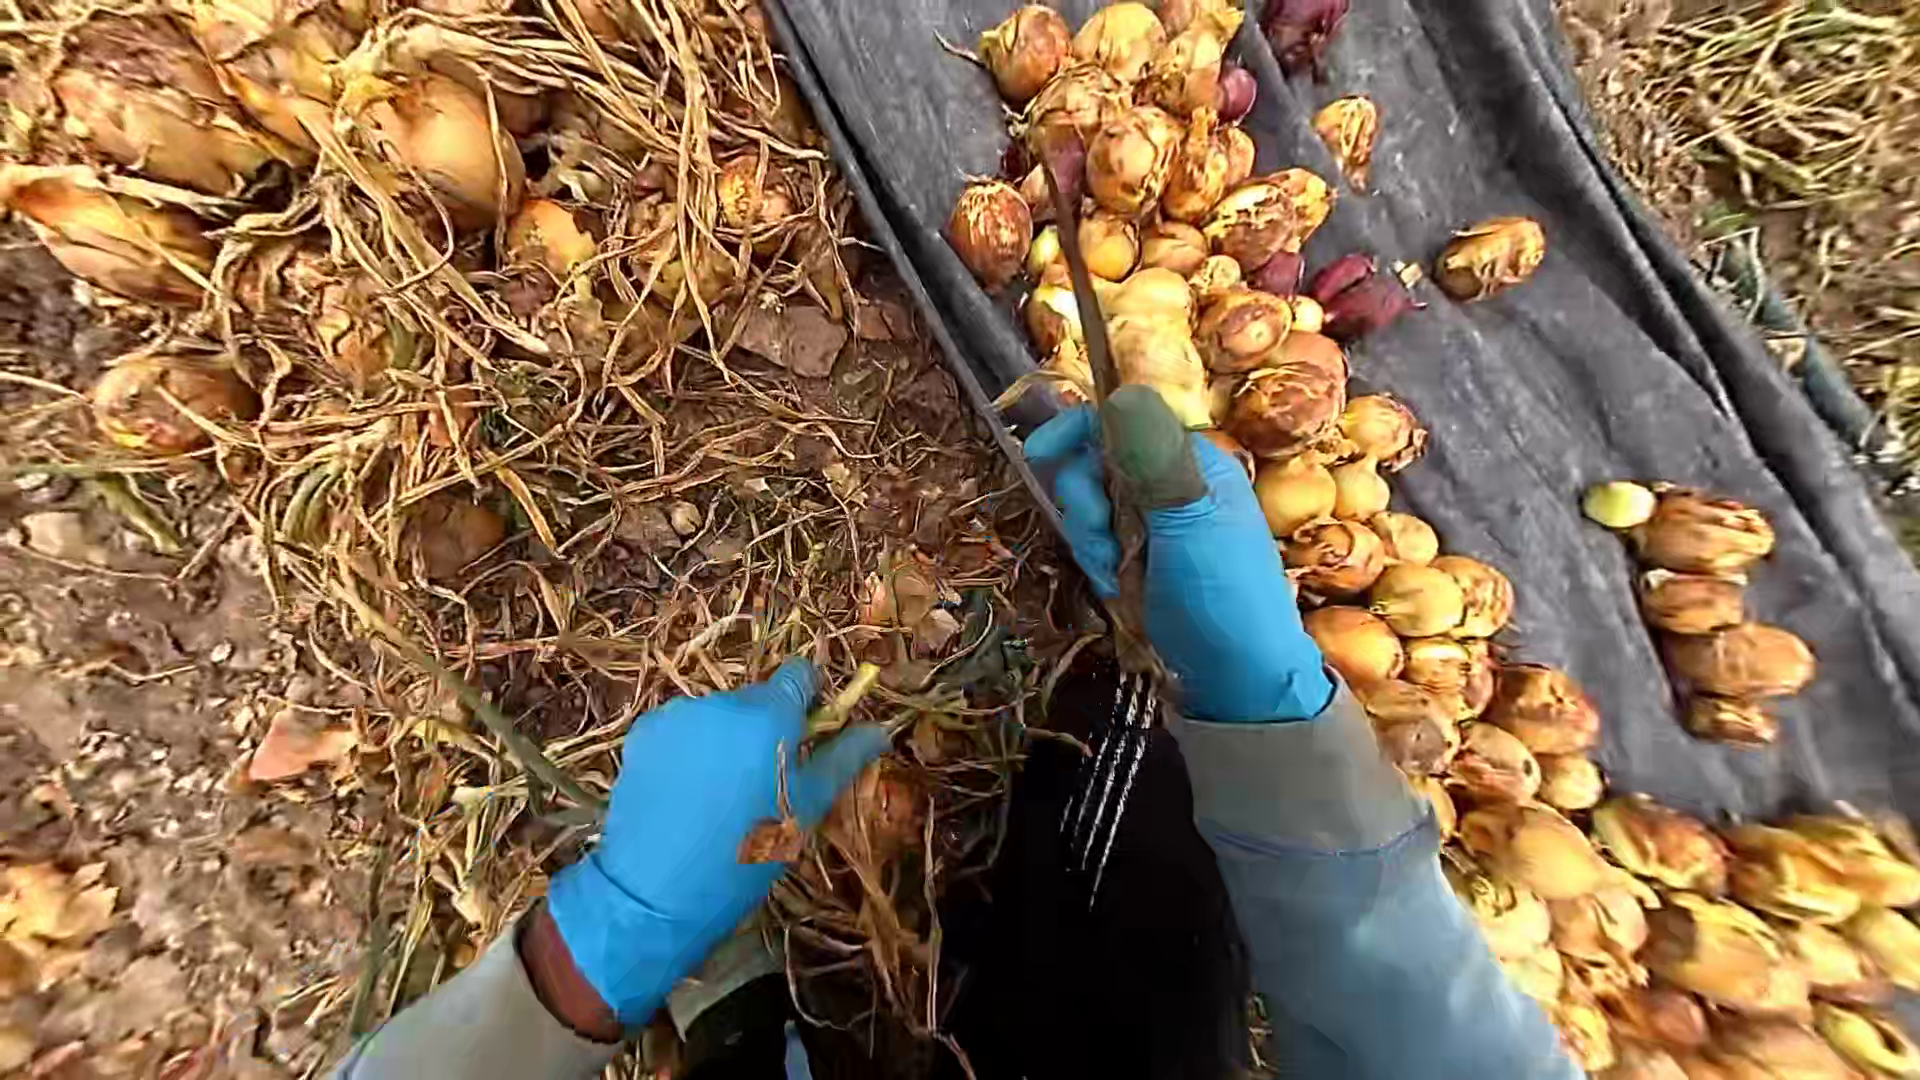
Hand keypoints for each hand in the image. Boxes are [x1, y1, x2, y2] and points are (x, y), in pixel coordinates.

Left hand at [545, 659, 887, 1024]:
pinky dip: (696, 743)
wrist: (651, 896)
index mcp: (769, 714)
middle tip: (767, 775)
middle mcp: (723, 701)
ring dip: (732, 734)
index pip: (801, 673)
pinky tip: (689, 787)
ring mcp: (680, 713)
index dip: (812, 697)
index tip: (810, 733)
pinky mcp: (645, 731)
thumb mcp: (808, 806)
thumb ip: (845, 757)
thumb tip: (881, 729)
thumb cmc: (746, 852)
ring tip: (723, 787)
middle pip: (762, 697)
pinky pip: (686, 724)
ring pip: (723, 712)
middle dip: (770, 724)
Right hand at [1025, 402, 1332, 722]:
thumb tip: (1120, 393)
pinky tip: (1119, 585)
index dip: (1073, 430)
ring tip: (1119, 572)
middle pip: (1091, 464)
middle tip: (1104, 539)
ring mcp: (1150, 522)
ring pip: (1088, 506)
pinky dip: (1097, 562)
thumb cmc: (1221, 594)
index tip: (1039, 454)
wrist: (1237, 678)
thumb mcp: (1188, 523)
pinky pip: (1094, 541)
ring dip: (1090, 539)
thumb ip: (1154, 459)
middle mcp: (1166, 483)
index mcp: (1188, 460)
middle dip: (1084, 502)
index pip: (1117, 420)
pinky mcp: (1137, 556)